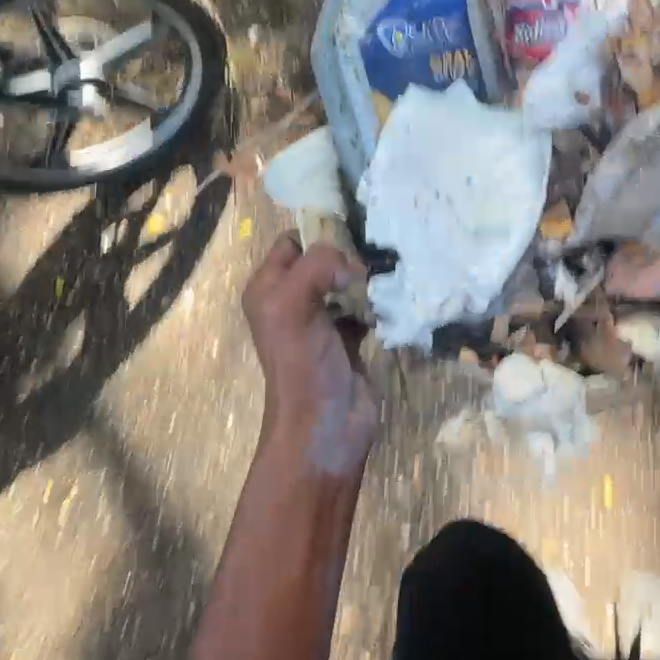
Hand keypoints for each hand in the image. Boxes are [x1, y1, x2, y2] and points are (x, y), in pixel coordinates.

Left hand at [241, 235, 377, 475]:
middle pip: (323, 259)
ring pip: (346, 282)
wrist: (325, 427)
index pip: (292, 241)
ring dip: (366, 279)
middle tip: (376, 255)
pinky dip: (377, 303)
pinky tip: (391, 302)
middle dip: (349, 254)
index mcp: (268, 289)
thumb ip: (319, 266)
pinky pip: (365, 307)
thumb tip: (355, 263)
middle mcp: (291, 300)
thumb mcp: (294, 305)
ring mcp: (321, 320)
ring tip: (388, 276)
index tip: (353, 234)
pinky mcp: (349, 338)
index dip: (319, 233)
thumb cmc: (302, 364)